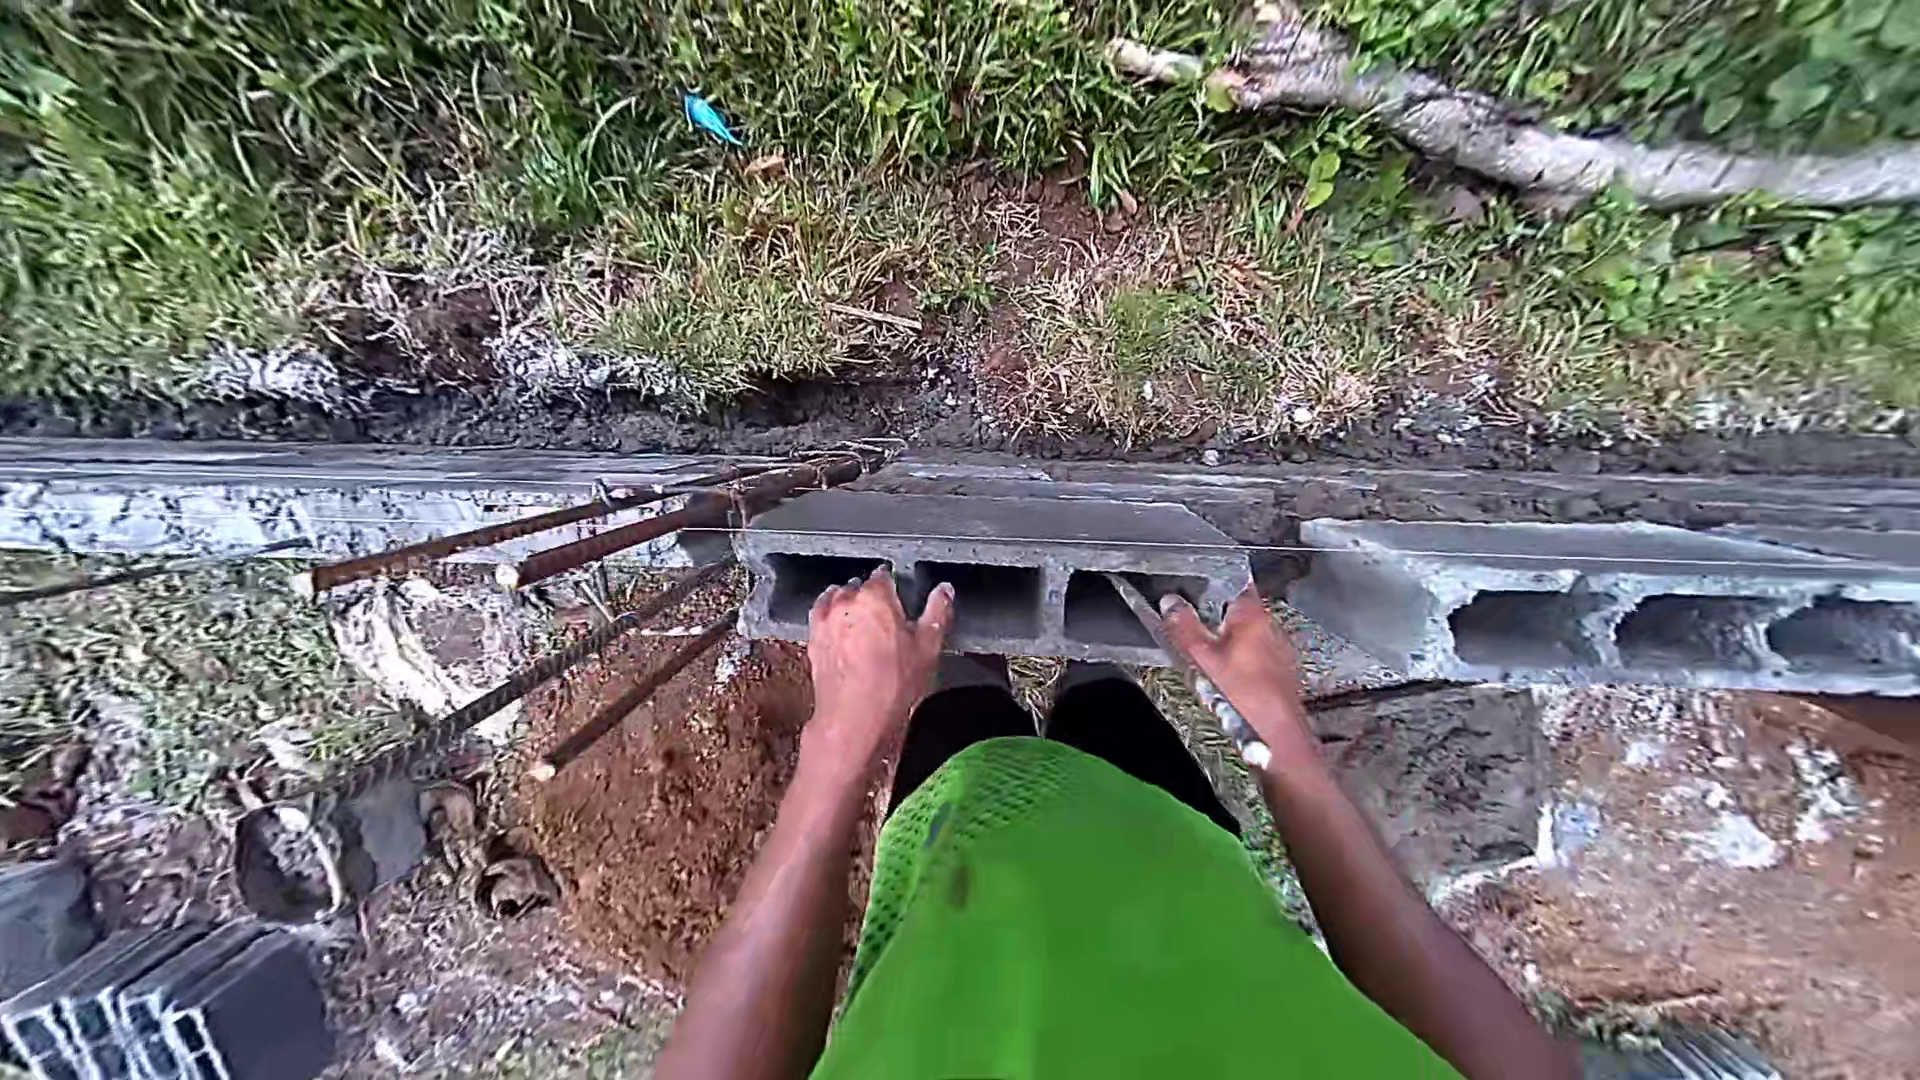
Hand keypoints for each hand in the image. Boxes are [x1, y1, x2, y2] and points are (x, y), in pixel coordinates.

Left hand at [805, 567, 953, 765]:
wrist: (854, 719)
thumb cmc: (891, 686)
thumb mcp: (928, 647)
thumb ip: (937, 612)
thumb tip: (944, 591)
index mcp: (876, 598)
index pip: (883, 576)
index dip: (892, 582)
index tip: (898, 590)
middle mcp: (845, 603)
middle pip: (857, 586)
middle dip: (869, 594)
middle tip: (884, 612)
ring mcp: (825, 622)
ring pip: (835, 598)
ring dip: (846, 602)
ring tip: (861, 618)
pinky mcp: (813, 641)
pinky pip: (819, 617)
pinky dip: (829, 617)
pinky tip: (839, 630)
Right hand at [1159, 586, 1314, 761]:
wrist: (1276, 739)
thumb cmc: (1244, 697)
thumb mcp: (1201, 657)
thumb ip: (1183, 626)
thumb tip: (1170, 603)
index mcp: (1253, 616)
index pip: (1235, 582)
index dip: (1213, 581)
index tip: (1194, 586)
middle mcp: (1271, 629)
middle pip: (1238, 610)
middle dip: (1214, 616)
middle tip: (1191, 625)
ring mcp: (1278, 651)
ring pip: (1246, 634)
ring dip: (1226, 639)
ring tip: (1205, 654)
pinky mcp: (1280, 672)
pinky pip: (1254, 654)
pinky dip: (1238, 659)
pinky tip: (1225, 676)